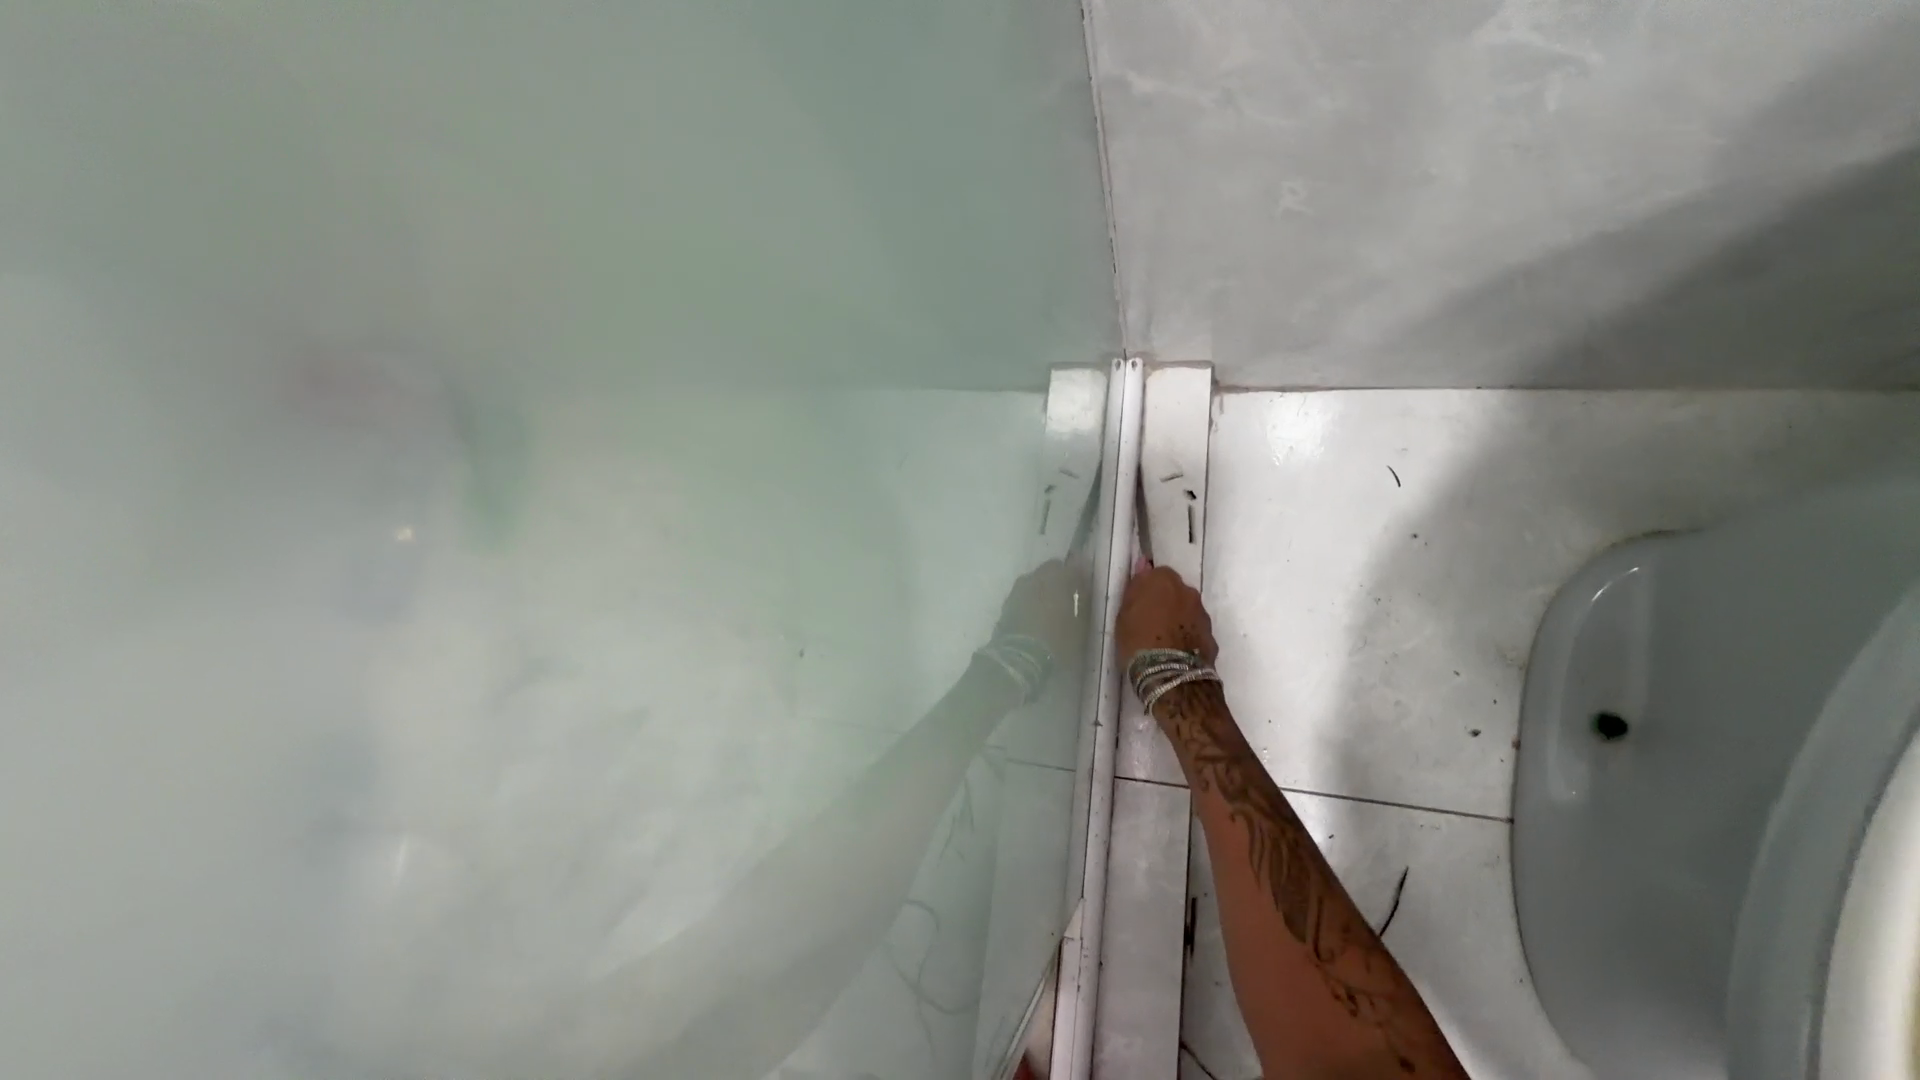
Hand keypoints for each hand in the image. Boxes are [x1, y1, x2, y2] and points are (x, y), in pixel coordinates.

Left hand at [993, 559, 1086, 660]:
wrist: (1020, 658)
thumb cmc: (1057, 642)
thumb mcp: (1080, 627)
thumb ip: (1084, 607)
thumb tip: (1084, 597)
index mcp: (1057, 579)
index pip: (1073, 568)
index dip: (1080, 578)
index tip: (1085, 590)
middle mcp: (1036, 578)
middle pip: (1050, 569)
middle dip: (1059, 578)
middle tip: (1067, 596)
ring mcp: (1018, 590)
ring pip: (1033, 581)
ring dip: (1042, 589)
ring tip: (1049, 607)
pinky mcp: (1006, 605)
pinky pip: (1022, 596)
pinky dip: (1029, 601)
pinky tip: (1033, 616)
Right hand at [1116, 565, 1217, 667]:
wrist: (1170, 674)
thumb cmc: (1137, 640)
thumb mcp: (1124, 613)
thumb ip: (1136, 588)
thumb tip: (1144, 565)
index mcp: (1163, 580)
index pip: (1155, 574)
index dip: (1147, 590)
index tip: (1138, 605)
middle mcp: (1187, 591)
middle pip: (1174, 591)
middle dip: (1165, 602)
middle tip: (1150, 622)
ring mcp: (1202, 613)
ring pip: (1187, 610)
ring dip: (1178, 619)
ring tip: (1164, 641)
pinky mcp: (1211, 634)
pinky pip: (1195, 630)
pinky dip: (1188, 636)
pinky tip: (1176, 652)